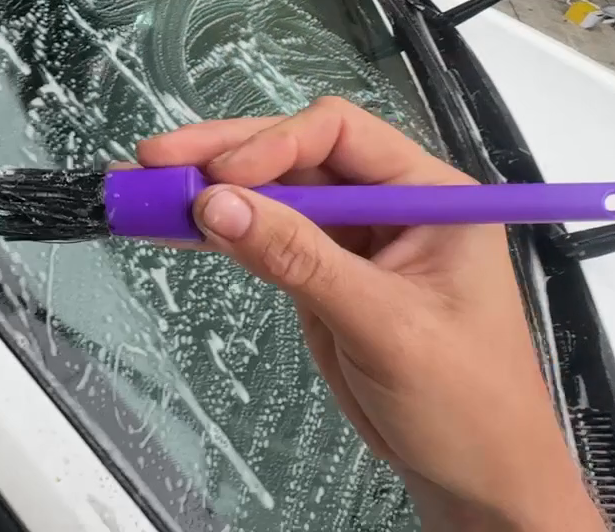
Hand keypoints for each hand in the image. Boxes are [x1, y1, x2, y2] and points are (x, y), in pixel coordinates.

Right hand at [138, 97, 602, 531]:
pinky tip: (165, 225)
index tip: (221, 177)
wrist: (472, 480)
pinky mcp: (308, 262)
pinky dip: (206, 227)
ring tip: (143, 188)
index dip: (273, 143)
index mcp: (425, 193)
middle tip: (154, 160)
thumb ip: (298, 258)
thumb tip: (214, 204)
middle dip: (218, 153)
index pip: (336, 133)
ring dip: (200, 186)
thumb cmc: (467, 406)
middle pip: (286, 149)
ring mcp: (341, 230)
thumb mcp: (385, 326)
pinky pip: (249, 229)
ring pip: (259, 187)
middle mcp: (379, 199)